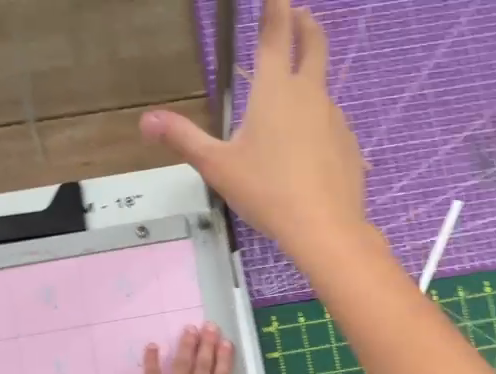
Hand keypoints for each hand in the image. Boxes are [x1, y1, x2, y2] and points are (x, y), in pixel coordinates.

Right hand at [139, 0, 366, 259]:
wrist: (324, 228)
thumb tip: (146, 121)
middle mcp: (309, 93)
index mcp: (274, 89)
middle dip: (305, 23)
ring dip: (310, 84)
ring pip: (322, 89)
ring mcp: (334, 118)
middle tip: (299, 16)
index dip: (274, 5)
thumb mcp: (218, 168)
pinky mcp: (349, 145)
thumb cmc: (267, 193)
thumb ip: (184, 140)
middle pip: (314, 42)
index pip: (275, 30)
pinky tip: (309, 154)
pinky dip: (320, 127)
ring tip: (293, 107)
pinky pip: (332, 127)